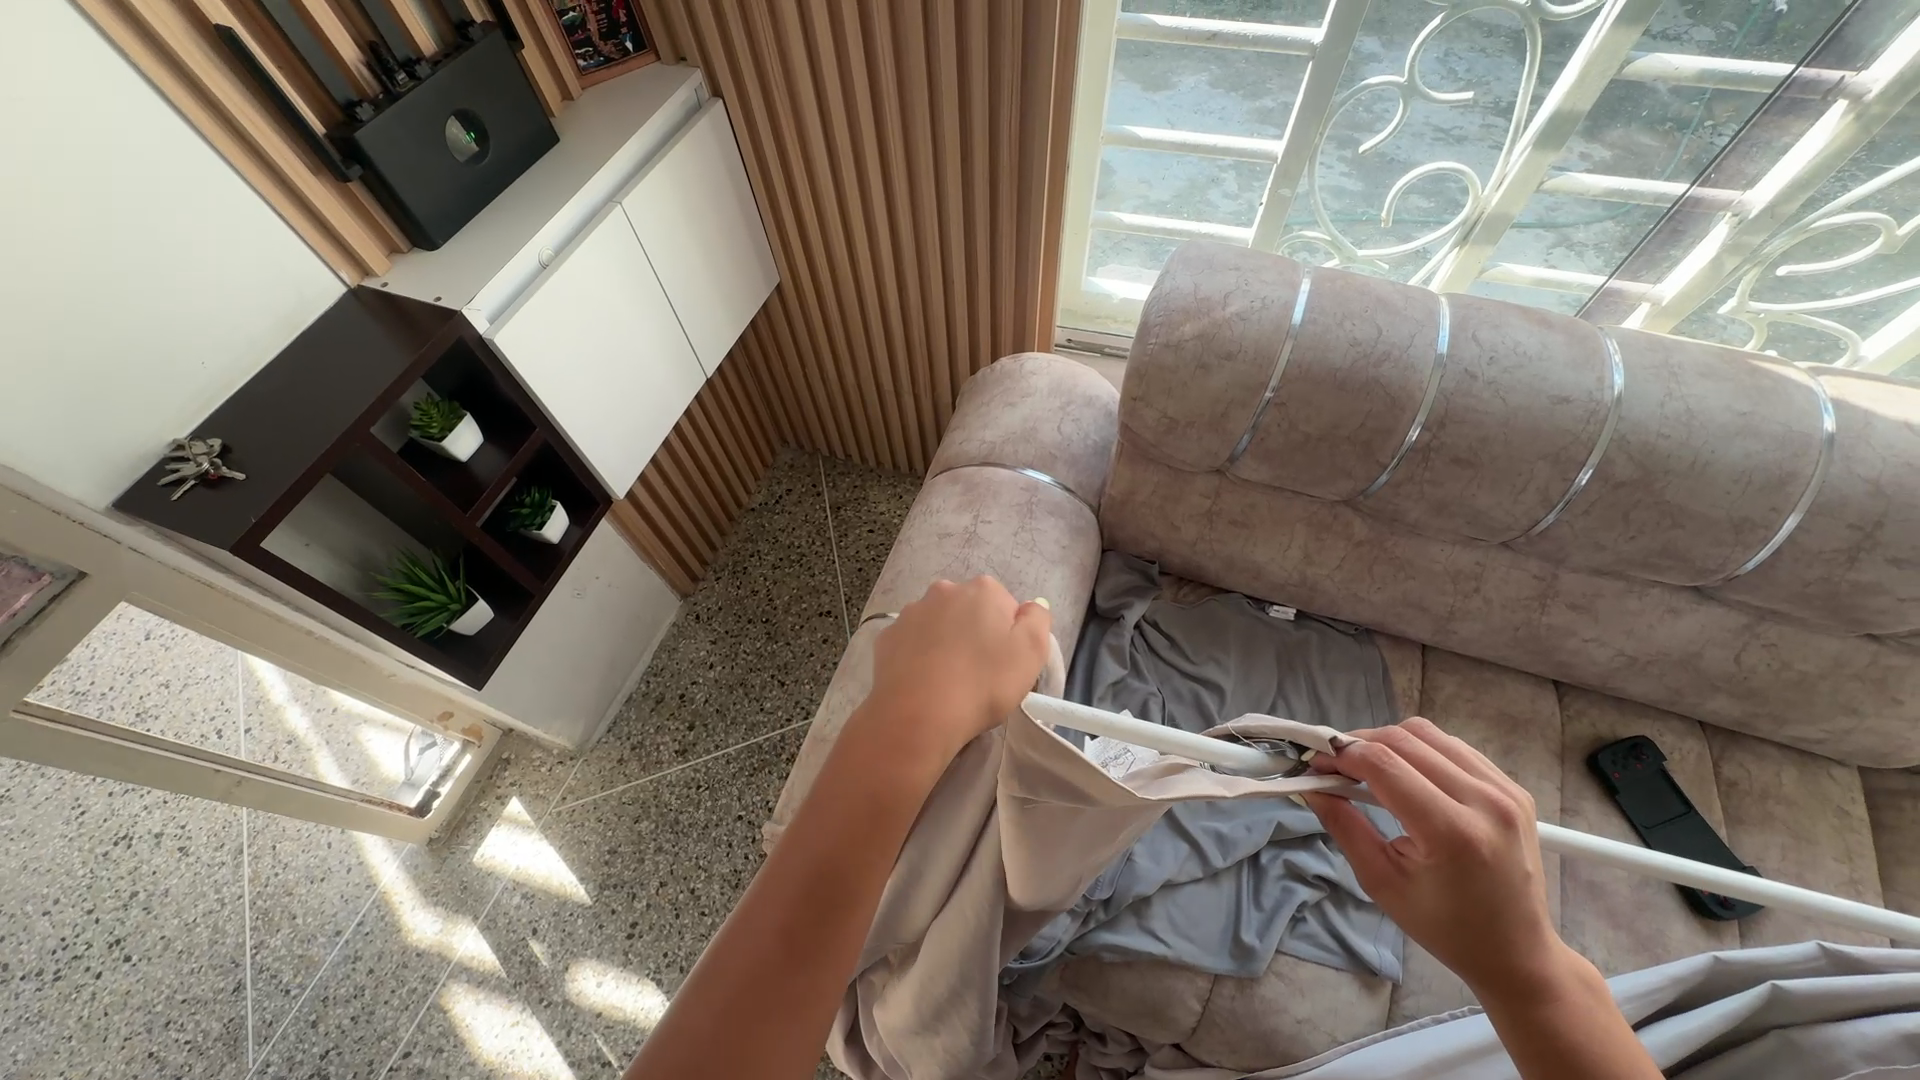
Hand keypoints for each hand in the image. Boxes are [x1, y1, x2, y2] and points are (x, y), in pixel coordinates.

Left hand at [853, 577, 1052, 768]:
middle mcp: (944, 591)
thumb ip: (1038, 620)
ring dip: (946, 643)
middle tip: (981, 673)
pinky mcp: (886, 638)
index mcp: (983, 590)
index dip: (1009, 636)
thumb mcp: (1032, 652)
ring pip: (939, 625)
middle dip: (976, 634)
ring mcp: (910, 613)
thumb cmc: (983, 683)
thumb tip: (1031, 607)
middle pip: (970, 611)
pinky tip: (925, 683)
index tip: (1006, 664)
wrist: (918, 716)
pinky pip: (912, 643)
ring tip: (950, 681)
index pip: (1005, 606)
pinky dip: (919, 657)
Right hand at [1303, 718, 1573, 1001]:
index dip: (1340, 755)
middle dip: (1358, 744)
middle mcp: (1485, 801)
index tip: (1314, 765)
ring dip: (1387, 742)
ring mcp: (1505, 791)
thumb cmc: (1443, 926)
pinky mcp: (1513, 788)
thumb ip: (1343, 824)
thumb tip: (1311, 783)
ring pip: (1427, 733)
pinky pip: (1452, 746)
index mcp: (1452, 832)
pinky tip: (1406, 775)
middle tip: (1334, 766)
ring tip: (1367, 768)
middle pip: (1403, 739)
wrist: (1517, 952)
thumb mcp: (1380, 881)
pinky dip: (1418, 750)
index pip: (1383, 763)